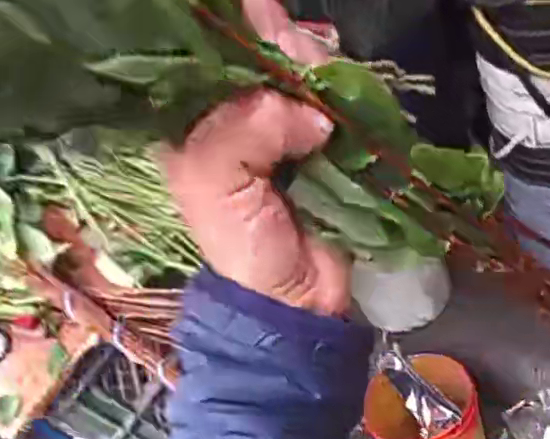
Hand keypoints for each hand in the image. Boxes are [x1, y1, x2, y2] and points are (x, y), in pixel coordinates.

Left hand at [160, 0, 347, 315]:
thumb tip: (310, 110)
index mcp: (195, 111)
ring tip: (331, 84)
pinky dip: (352, 101)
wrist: (300, 300)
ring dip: (322, 71)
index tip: (259, 18)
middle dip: (281, 43)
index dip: (232, 24)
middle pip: (260, 50)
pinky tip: (353, 96)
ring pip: (305, 76)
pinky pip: (343, 112)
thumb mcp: (215, 180)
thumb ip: (245, 129)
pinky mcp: (334, 155)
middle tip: (302, 58)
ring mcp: (291, 133)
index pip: (206, 44)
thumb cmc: (244, 244)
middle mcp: (242, 112)